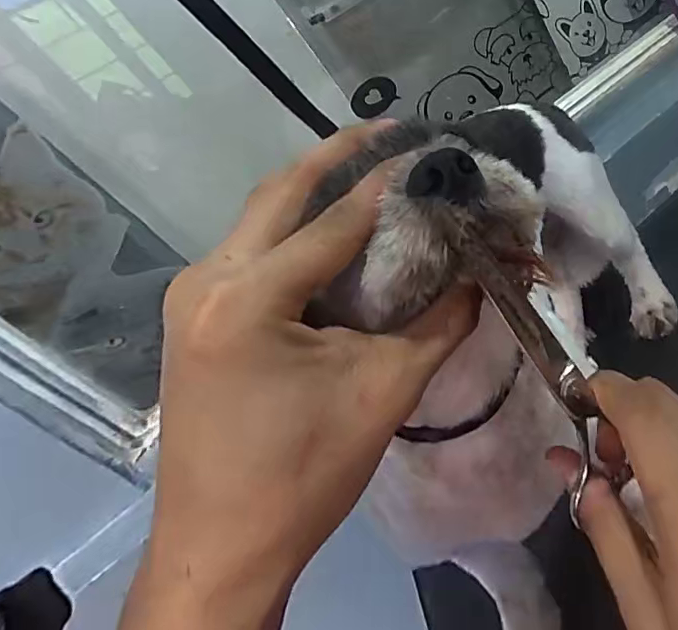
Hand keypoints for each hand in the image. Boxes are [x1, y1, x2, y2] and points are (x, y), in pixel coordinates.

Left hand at [122, 123, 478, 629]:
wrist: (220, 549)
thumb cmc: (304, 472)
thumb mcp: (387, 390)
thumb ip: (443, 321)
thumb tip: (485, 273)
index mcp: (248, 299)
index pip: (333, 220)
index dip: (388, 182)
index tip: (431, 150)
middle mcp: (208, 282)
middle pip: (280, 193)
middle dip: (338, 153)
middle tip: (393, 128)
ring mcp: (193, 295)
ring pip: (261, 213)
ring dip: (315, 184)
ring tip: (372, 161)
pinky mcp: (197, 313)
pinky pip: (253, 243)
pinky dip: (297, 221)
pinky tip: (336, 219)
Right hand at [552, 374, 677, 629]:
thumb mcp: (654, 619)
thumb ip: (609, 534)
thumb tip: (576, 468)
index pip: (641, 409)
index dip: (604, 390)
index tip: (580, 402)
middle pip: (662, 400)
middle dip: (627, 416)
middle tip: (609, 463)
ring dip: (664, 437)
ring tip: (663, 494)